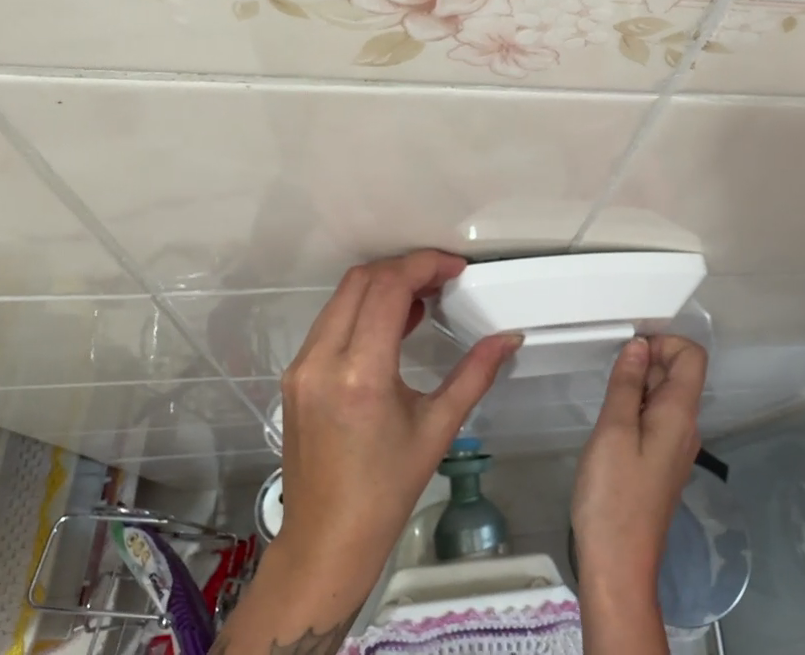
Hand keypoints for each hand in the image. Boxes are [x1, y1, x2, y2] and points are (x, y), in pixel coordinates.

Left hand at [224, 252, 517, 653]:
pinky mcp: (295, 376)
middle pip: (360, 281)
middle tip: (443, 277)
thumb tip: (509, 338)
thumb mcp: (438, 429)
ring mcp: (301, 368)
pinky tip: (395, 323)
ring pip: (341, 298)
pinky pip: (330, 323)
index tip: (455, 269)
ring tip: (425, 295)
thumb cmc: (386, 491)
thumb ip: (475, 374)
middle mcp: (321, 361)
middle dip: (404, 268)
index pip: (387, 289)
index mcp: (360, 374)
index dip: (424, 266)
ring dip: (382, 285)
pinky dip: (362, 309)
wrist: (327, 539)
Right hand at [571, 336, 707, 604]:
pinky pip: (656, 421)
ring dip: (638, 386)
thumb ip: (626, 384)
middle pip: (679, 374)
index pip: (692, 355)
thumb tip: (638, 346)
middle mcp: (686, 427)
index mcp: (681, 414)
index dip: (664, 341)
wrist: (619, 563)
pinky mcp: (661, 464)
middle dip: (647, 361)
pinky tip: (610, 425)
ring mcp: (675, 448)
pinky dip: (636, 409)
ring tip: (606, 398)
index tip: (628, 349)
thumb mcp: (613, 430)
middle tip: (609, 375)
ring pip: (665, 397)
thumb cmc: (613, 495)